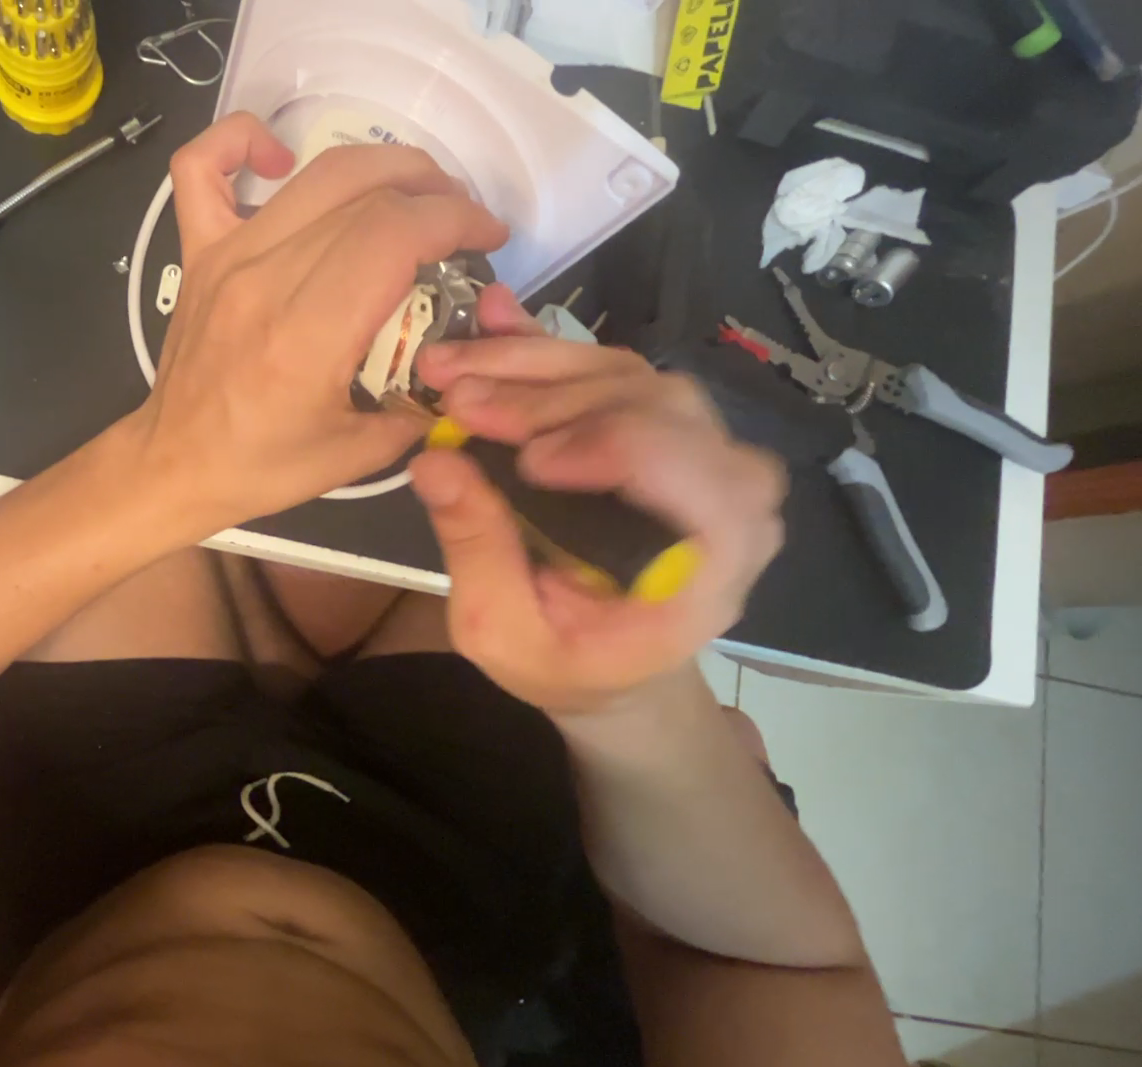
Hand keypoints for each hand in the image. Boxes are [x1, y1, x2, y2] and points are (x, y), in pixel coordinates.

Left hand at [125, 112, 508, 529]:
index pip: (395, 233)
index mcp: (307, 334)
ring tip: (411, 191)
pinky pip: (203, 168)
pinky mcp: (199, 254)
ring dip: (381, 164)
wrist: (174, 465)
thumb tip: (457, 366)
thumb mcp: (355, 457)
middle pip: (367, 194)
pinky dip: (240, 140)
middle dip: (434, 193)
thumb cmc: (258, 467)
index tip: (486, 237)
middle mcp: (266, 279)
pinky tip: (278, 158)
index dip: (457, 220)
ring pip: (316, 174)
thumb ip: (417, 409)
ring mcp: (227, 258)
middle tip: (458, 221)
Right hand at [409, 287, 785, 718]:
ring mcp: (696, 441)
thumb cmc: (567, 661)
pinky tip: (490, 316)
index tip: (517, 458)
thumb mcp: (505, 632)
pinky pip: (603, 365)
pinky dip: (540, 343)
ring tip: (444, 367)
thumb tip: (433, 463)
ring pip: (617, 370)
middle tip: (449, 394)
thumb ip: (479, 552)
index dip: (597, 442)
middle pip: (640, 400)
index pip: (678, 464)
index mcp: (713, 550)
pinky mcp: (657, 420)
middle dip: (535, 395)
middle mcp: (723, 480)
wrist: (612, 658)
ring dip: (523, 361)